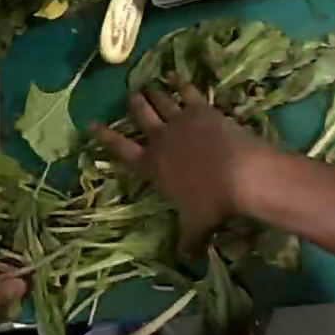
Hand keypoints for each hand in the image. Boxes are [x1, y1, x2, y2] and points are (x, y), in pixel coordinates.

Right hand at [91, 81, 277, 251]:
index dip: (105, 137)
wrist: (241, 175)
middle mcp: (160, 138)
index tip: (93, 124)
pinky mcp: (202, 109)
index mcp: (151, 166)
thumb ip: (188, 240)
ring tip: (147, 82)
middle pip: (140, 115)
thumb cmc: (213, 202)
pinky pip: (187, 91)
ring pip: (160, 100)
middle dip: (134, 104)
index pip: (120, 149)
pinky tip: (176, 74)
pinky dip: (180, 82)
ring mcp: (180, 120)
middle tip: (130, 95)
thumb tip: (186, 260)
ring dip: (153, 91)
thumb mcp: (196, 226)